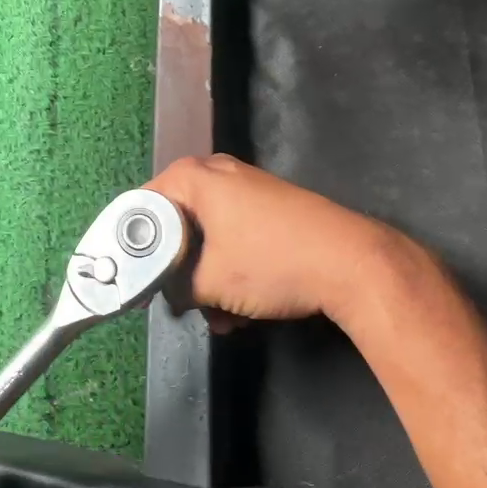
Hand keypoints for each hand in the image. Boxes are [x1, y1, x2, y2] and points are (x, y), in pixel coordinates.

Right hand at [147, 154, 413, 330]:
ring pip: (207, 235)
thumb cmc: (272, 261)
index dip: (135, 249)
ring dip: (208, 278)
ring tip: (223, 316)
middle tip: (184, 303)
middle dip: (179, 270)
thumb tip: (165, 293)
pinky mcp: (269, 207)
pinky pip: (233, 235)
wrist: (351, 263)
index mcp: (193, 176)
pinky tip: (244, 307)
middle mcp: (216, 171)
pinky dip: (231, 268)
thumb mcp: (210, 282)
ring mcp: (246, 187)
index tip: (137, 283)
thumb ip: (173, 286)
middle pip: (176, 224)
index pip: (141, 206)